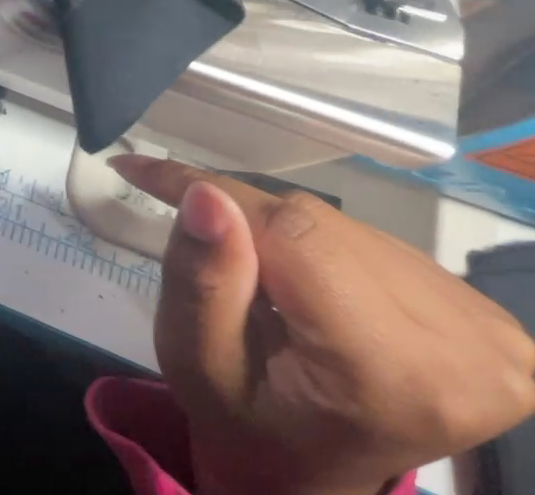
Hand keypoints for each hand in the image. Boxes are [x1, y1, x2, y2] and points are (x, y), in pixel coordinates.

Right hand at [110, 155, 534, 494]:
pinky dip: (317, 246)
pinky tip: (299, 281)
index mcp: (387, 371)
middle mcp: (469, 351)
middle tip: (190, 233)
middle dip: (241, 218)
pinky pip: (375, 242)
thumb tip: (205, 194)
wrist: (313, 470)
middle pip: (318, 228)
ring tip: (248, 271)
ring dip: (278, 231)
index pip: (292, 235)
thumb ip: (201, 281)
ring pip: (343, 227)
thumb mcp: (194, 360)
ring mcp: (496, 336)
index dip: (211, 190)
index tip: (136, 168)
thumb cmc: (241, 420)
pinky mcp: (495, 321)